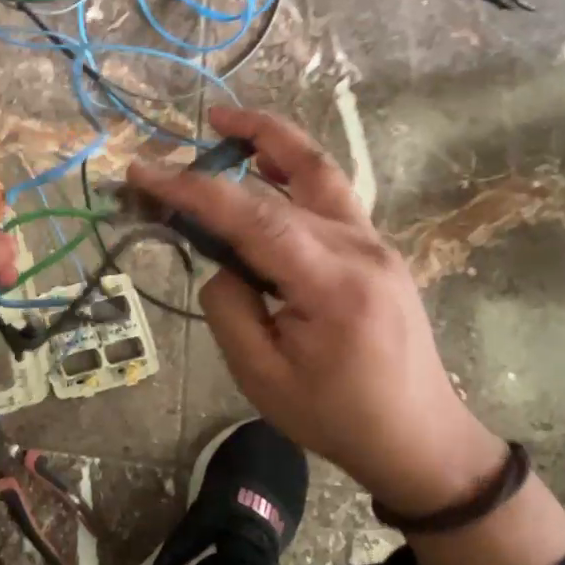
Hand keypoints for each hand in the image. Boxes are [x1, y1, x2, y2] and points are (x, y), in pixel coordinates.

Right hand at [129, 106, 505, 516]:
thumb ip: (228, 306)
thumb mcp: (259, 375)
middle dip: (235, 148)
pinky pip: (331, 195)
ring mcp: (376, 245)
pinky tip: (267, 166)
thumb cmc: (335, 416)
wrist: (420, 441)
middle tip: (196, 126)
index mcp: (332, 284)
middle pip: (294, 176)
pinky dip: (294, 169)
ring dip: (275, 140)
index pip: (251, 217)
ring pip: (322, 173)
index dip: (192, 189)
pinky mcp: (375, 251)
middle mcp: (361, 249)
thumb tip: (223, 263)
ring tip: (230, 123)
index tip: (143, 171)